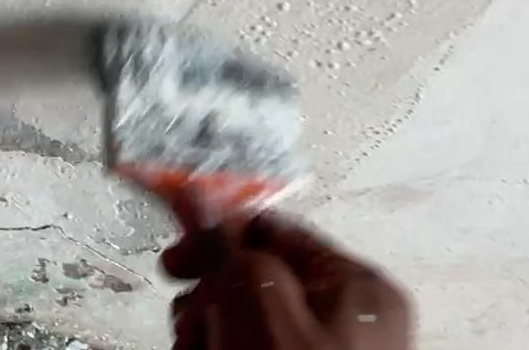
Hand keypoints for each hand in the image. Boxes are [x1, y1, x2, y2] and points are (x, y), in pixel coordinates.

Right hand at [162, 216, 412, 349]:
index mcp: (354, 285)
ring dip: (205, 333)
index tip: (174, 260)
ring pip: (243, 319)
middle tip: (188, 326)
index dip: (215, 234)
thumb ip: (223, 245)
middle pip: (251, 277)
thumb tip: (194, 195)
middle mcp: (346, 318)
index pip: (269, 228)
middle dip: (207, 298)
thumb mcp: (253, 295)